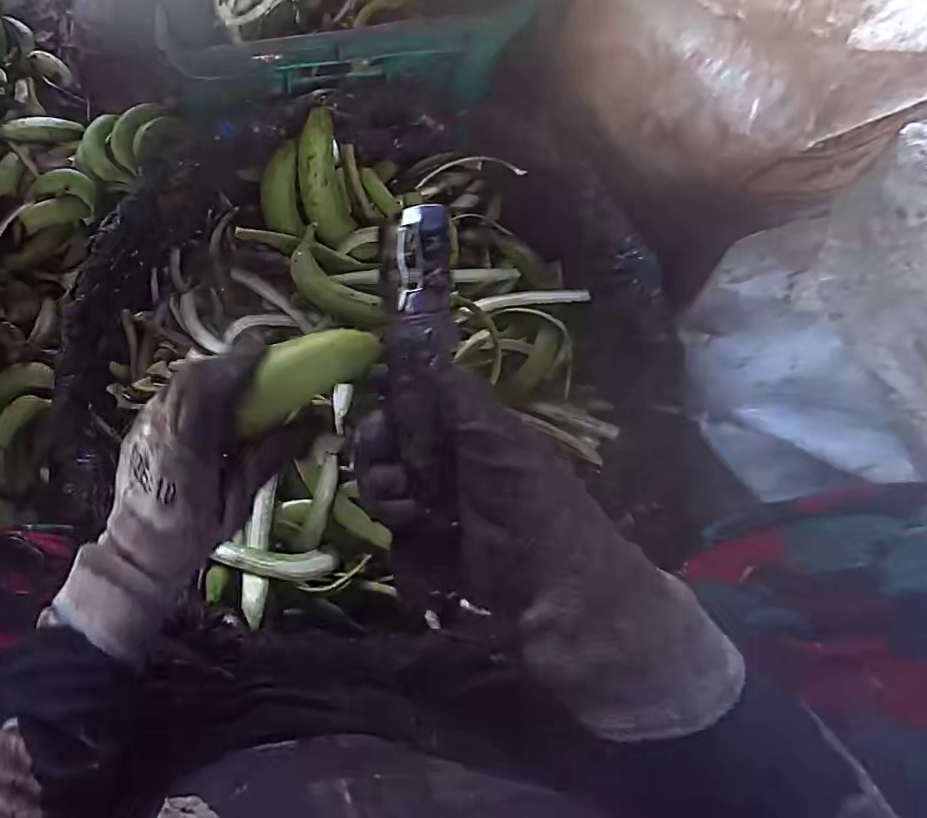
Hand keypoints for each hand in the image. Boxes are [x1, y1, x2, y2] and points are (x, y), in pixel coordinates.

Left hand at [51, 342, 289, 661]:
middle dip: (226, 362)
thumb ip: (271, 455)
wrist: (136, 552)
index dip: (237, 362)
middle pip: (191, 374)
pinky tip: (210, 399)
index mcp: (183, 442)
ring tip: (236, 378)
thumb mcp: (237, 500)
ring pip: (176, 380)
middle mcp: (158, 423)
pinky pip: (168, 393)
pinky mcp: (138, 426)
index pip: (210, 385)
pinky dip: (193, 386)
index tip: (264, 348)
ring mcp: (143, 422)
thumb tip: (315, 424)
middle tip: (256, 362)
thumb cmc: (191, 533)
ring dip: (209, 372)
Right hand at [350, 358, 745, 741]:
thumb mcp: (494, 434)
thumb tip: (409, 333)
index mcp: (464, 421)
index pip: (411, 391)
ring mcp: (430, 491)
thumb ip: (449, 388)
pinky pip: (384, 508)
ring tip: (405, 502)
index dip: (387, 387)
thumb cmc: (529, 500)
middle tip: (383, 457)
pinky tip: (409, 521)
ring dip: (380, 481)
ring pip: (377, 468)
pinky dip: (389, 511)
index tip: (371, 389)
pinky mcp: (420, 530)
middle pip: (384, 429)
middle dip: (376, 441)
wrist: (555, 593)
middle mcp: (444, 450)